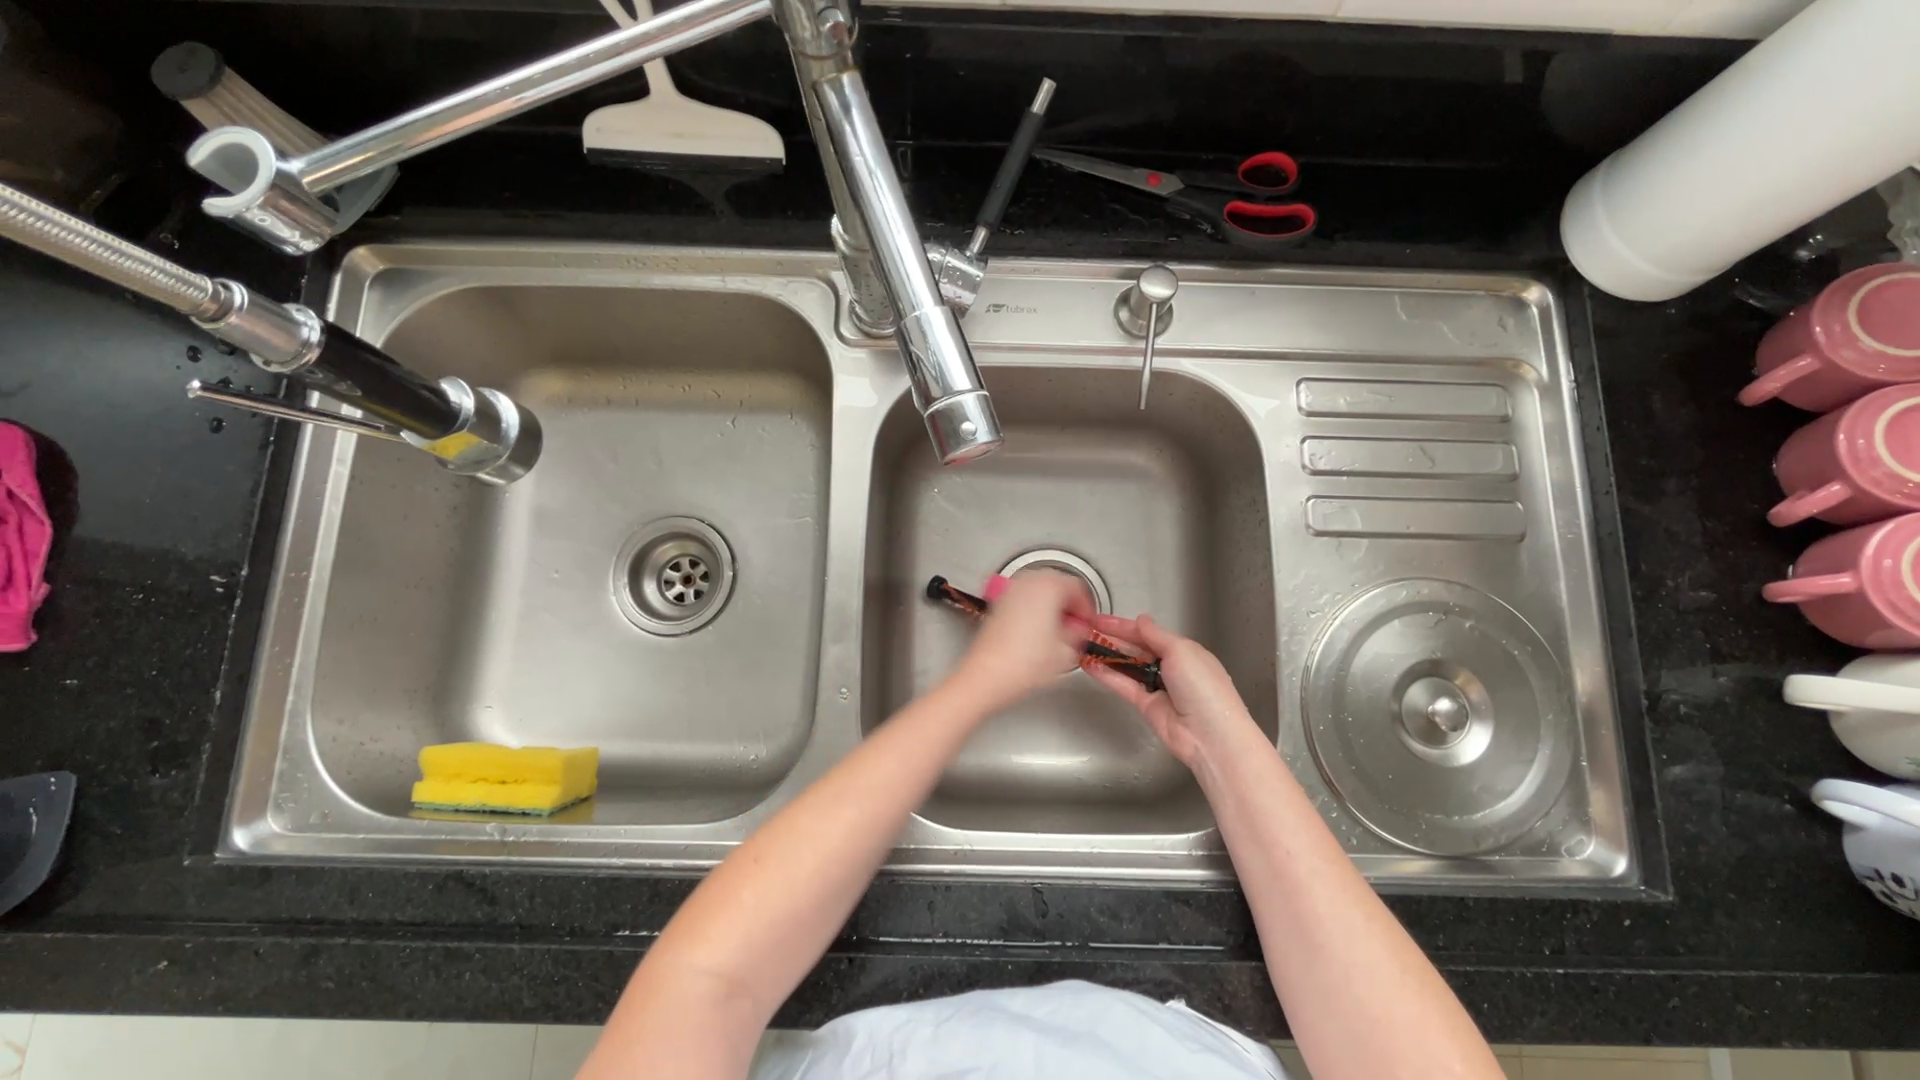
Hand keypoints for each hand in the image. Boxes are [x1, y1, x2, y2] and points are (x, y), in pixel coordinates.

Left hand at [949, 570, 1092, 711]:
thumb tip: (1079, 629)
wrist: (986, 676)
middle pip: (1058, 584)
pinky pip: (1024, 599)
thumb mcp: (1066, 652)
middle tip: (1075, 625)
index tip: (1087, 622)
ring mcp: (1010, 592)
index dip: (1086, 607)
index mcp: (1049, 587)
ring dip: (1052, 605)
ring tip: (1057, 630)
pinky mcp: (998, 604)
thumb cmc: (1021, 664)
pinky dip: (1034, 609)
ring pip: (1040, 590)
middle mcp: (1028, 583)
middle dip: (1069, 604)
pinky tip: (1037, 631)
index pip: (1078, 587)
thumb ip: (1079, 634)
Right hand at [1084, 613, 1257, 767]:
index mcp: (1184, 651)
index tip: (1100, 620)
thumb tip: (1142, 620)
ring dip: (1106, 655)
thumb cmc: (1203, 687)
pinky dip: (1107, 675)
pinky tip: (1090, 665)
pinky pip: (1123, 686)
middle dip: (1112, 639)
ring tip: (1083, 645)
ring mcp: (1157, 687)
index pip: (1148, 634)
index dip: (1124, 626)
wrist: (1210, 735)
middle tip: (1085, 630)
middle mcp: (1170, 667)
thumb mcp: (1181, 651)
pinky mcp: (1145, 706)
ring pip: (1127, 667)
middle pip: (1136, 649)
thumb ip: (1156, 635)